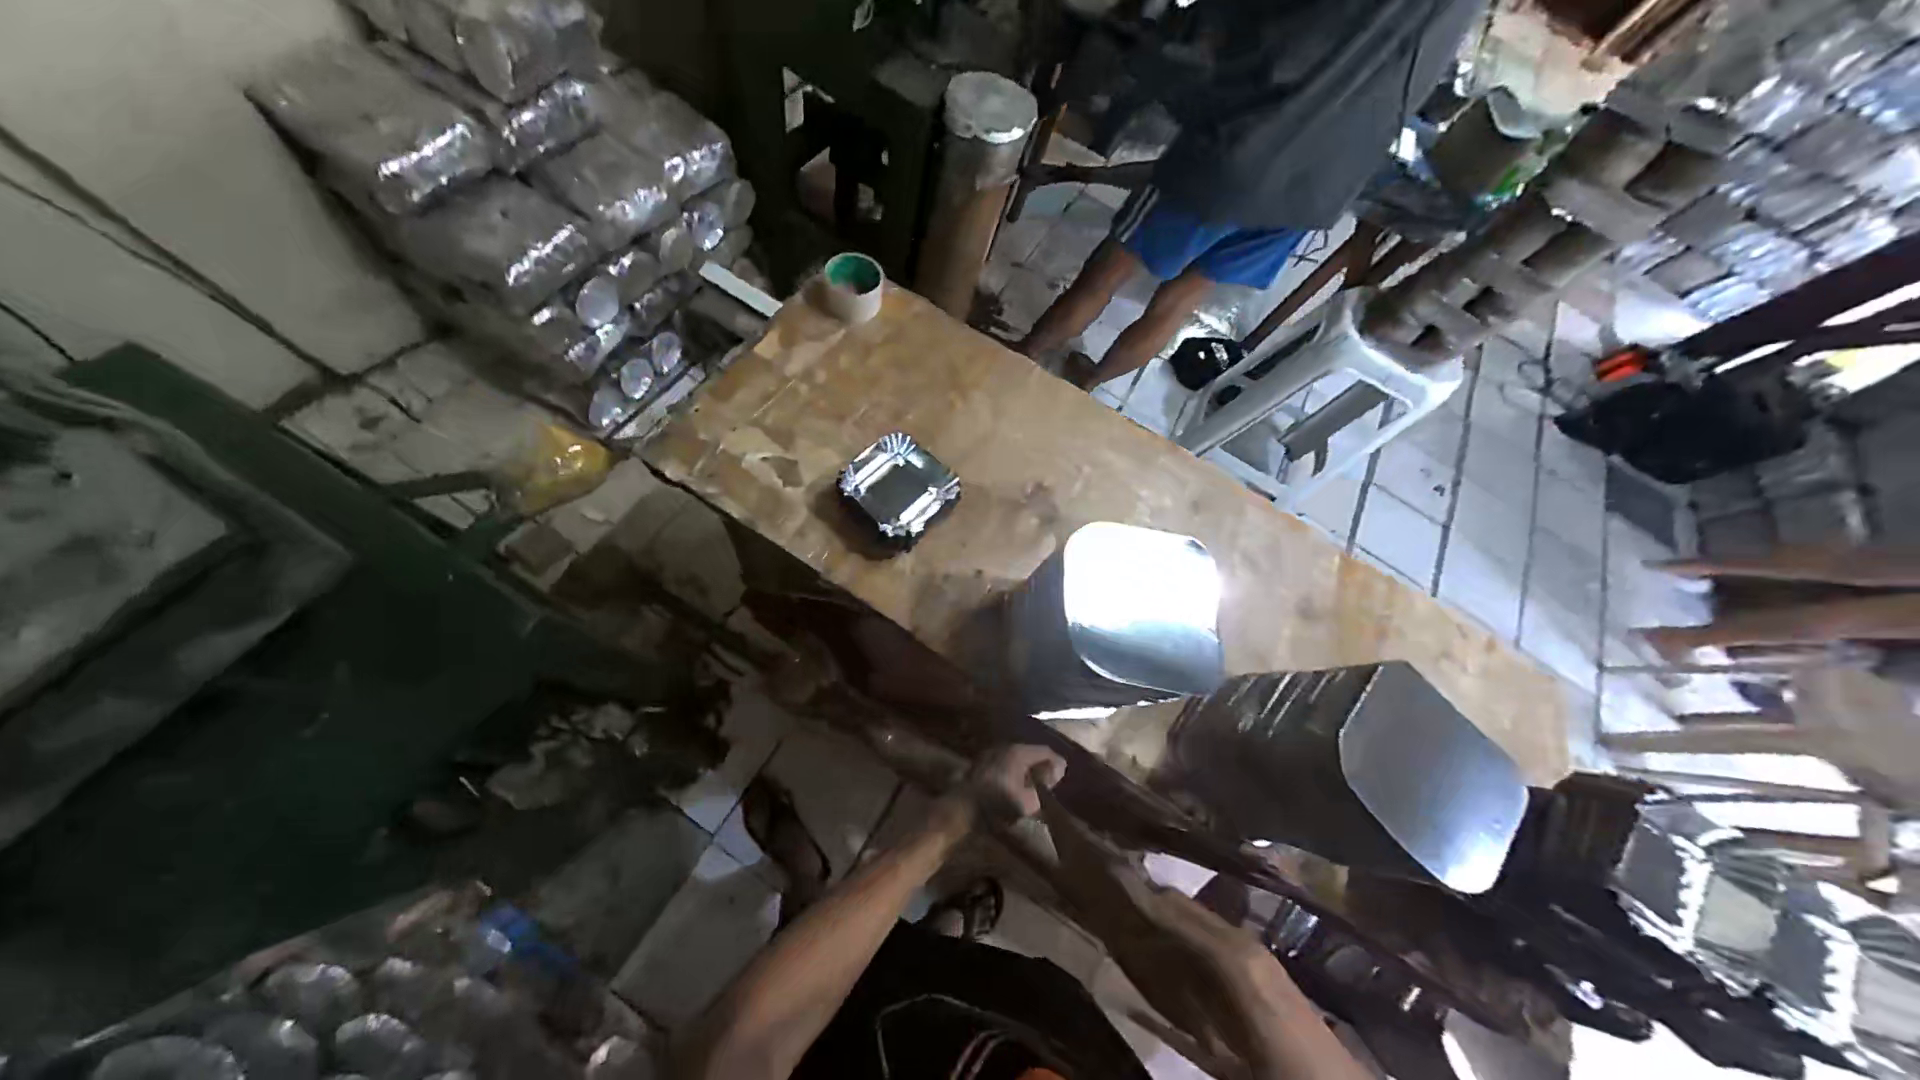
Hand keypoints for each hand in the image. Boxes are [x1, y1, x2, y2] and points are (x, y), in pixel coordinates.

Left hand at [968, 744, 1065, 821]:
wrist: (962, 808)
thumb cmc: (998, 804)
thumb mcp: (1028, 801)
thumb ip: (1045, 784)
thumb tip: (1056, 771)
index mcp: (1019, 752)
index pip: (1045, 751)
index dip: (1056, 763)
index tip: (1063, 775)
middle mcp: (1005, 747)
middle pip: (1030, 752)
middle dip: (1041, 765)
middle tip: (1050, 780)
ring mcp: (991, 753)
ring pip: (1016, 757)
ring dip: (1026, 768)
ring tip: (1034, 784)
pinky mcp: (981, 763)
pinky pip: (1004, 763)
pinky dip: (1013, 770)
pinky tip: (1015, 784)